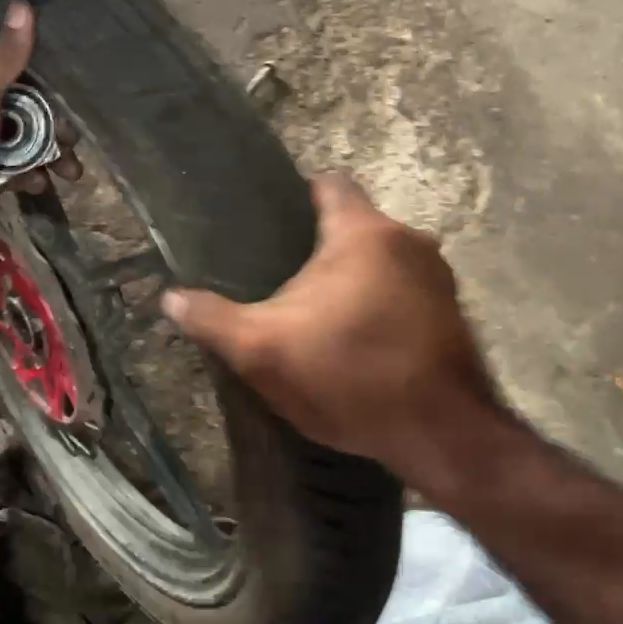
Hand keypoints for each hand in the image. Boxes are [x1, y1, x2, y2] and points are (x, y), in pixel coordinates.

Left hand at [0, 0, 79, 244]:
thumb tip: (23, 3)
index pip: (13, 73)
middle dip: (53, 128)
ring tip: (70, 171)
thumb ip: (5, 56)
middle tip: (72, 142)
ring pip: (28, 142)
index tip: (67, 98)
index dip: (41, 86)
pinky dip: (34, 175)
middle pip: (26, 110)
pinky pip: (21, 169)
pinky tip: (41, 183)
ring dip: (51, 155)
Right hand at [160, 175, 503, 476]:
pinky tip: (349, 341)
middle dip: (315, 246)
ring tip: (307, 310)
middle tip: (273, 275)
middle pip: (352, 226)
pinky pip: (401, 292)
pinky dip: (374, 305)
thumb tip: (170, 299)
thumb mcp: (260, 350)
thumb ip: (210, 319)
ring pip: (378, 261)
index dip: (295, 195)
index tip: (266, 221)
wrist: (443, 438)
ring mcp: (439, 280)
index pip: (329, 184)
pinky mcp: (452, 317)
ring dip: (347, 279)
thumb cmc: (348, 376)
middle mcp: (410, 242)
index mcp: (363, 234)